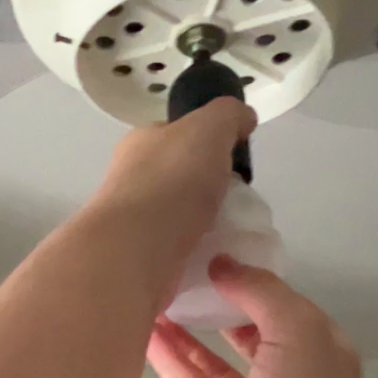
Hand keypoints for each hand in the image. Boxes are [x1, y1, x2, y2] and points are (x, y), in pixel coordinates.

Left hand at [87, 98, 257, 249]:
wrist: (137, 249)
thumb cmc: (172, 180)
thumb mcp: (210, 128)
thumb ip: (229, 116)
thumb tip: (244, 118)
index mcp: (142, 143)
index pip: (174, 135)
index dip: (205, 143)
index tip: (232, 162)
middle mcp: (133, 180)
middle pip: (178, 180)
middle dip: (207, 190)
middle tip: (236, 202)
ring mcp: (135, 224)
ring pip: (178, 220)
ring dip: (204, 226)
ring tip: (231, 233)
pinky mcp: (142, 260)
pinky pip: (178, 253)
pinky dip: (198, 255)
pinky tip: (215, 259)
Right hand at [146, 256, 367, 377]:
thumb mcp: (298, 330)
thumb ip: (261, 292)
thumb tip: (224, 266)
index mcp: (315, 346)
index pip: (278, 302)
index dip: (248, 277)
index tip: (211, 250)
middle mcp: (282, 371)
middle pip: (242, 327)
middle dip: (214, 300)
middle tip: (176, 269)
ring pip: (208, 354)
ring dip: (183, 326)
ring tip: (151, 293)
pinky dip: (166, 356)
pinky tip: (143, 330)